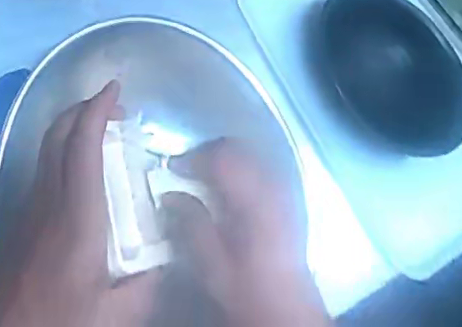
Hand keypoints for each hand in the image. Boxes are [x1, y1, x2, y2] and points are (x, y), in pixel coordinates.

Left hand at [0, 82, 157, 326]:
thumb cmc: (59, 319)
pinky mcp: (23, 213)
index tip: (115, 89)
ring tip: (103, 129)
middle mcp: (51, 195)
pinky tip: (83, 167)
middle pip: (60, 132)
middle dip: (86, 107)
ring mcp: (32, 201)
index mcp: (78, 213)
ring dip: (74, 124)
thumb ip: (146, 285)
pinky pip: (46, 163)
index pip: (83, 144)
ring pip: (50, 144)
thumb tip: (171, 253)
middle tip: (115, 105)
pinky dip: (65, 147)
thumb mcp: (114, 315)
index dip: (97, 109)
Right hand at [161, 140, 330, 326]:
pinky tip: (230, 186)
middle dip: (208, 153)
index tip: (172, 168)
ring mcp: (285, 193)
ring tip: (204, 175)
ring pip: (250, 155)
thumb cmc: (251, 294)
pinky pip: (261, 167)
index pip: (221, 159)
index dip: (193, 158)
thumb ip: (193, 227)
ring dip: (224, 158)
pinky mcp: (290, 201)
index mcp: (255, 203)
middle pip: (237, 150)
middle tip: (186, 168)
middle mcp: (273, 189)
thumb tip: (169, 195)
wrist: (292, 318)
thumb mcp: (215, 269)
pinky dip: (241, 167)